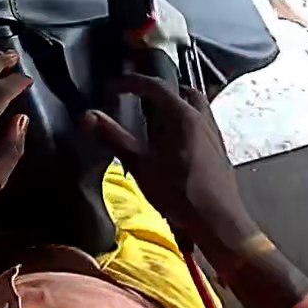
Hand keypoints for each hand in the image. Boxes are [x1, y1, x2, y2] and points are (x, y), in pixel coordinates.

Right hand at [84, 75, 256, 254]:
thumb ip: (114, 137)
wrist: (219, 225)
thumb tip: (87, 115)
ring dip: (176, 106)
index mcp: (183, 115)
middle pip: (181, 91)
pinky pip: (201, 124)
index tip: (113, 86)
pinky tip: (174, 143)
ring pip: (195, 107)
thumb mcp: (141, 165)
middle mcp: (202, 118)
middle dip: (159, 90)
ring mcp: (214, 134)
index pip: (155, 86)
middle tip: (139, 98)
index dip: (131, 82)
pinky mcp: (220, 151)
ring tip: (156, 119)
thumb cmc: (179, 193)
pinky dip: (185, 123)